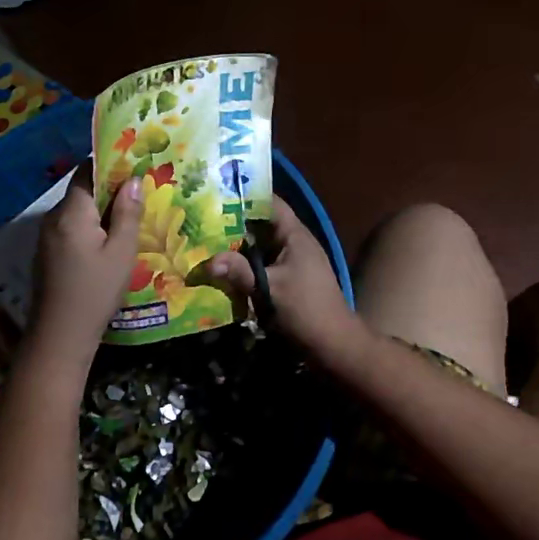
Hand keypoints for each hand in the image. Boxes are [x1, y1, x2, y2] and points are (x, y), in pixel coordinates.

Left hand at [28, 163, 143, 359]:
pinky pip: (70, 228)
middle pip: (81, 191)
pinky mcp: (47, 254)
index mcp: (71, 213)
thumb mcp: (121, 252)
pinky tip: (108, 242)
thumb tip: (133, 179)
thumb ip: (127, 213)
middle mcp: (53, 218)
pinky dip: (89, 227)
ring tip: (128, 217)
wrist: (60, 336)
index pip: (85, 172)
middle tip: (138, 193)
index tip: (132, 166)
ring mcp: (47, 237)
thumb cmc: (95, 291)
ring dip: (99, 211)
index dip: (108, 166)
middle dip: (108, 189)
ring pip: (76, 211)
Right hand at [208, 196, 362, 361]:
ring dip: (240, 247)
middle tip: (204, 220)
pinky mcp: (290, 280)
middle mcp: (295, 244)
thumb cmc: (305, 309)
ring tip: (208, 242)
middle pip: (263, 225)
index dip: (248, 196)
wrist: (334, 345)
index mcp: (296, 236)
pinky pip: (264, 264)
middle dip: (236, 224)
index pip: (271, 204)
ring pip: (262, 246)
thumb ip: (240, 272)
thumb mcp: (269, 289)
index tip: (220, 194)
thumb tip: (209, 261)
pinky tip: (225, 270)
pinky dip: (247, 265)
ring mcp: (294, 262)